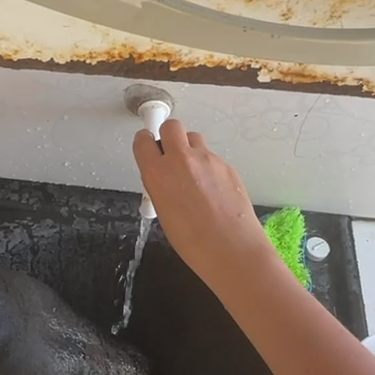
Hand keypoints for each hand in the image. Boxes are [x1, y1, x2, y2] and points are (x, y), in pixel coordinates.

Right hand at [132, 119, 274, 289]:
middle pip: (171, 126)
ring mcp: (207, 160)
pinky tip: (212, 190)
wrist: (230, 248)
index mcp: (157, 173)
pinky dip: (209, 167)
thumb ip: (160, 187)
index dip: (145, 143)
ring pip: (194, 138)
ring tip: (193, 173)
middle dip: (169, 136)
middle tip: (170, 152)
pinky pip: (212, 157)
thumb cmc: (194, 242)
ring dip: (191, 149)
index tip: (148, 146)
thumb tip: (162, 178)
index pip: (143, 140)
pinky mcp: (227, 165)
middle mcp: (181, 160)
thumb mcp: (163, 213)